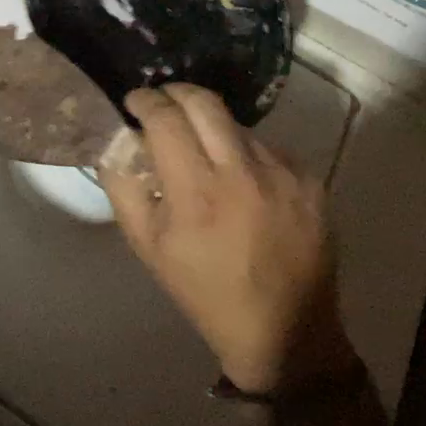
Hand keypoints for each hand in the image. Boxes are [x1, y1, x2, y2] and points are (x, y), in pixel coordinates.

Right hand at [98, 84, 354, 392]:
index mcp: (197, 193)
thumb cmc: (203, 290)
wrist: (285, 331)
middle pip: (204, 102)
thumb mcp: (146, 244)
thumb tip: (114, 141)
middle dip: (175, 93)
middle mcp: (243, 175)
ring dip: (210, 126)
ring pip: (236, 124)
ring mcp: (284, 176)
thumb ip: (122, 186)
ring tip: (202, 151)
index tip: (133, 102)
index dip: (144, 101)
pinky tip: (239, 179)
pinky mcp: (311, 183)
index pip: (165, 118)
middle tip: (162, 104)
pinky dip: (244, 151)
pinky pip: (268, 148)